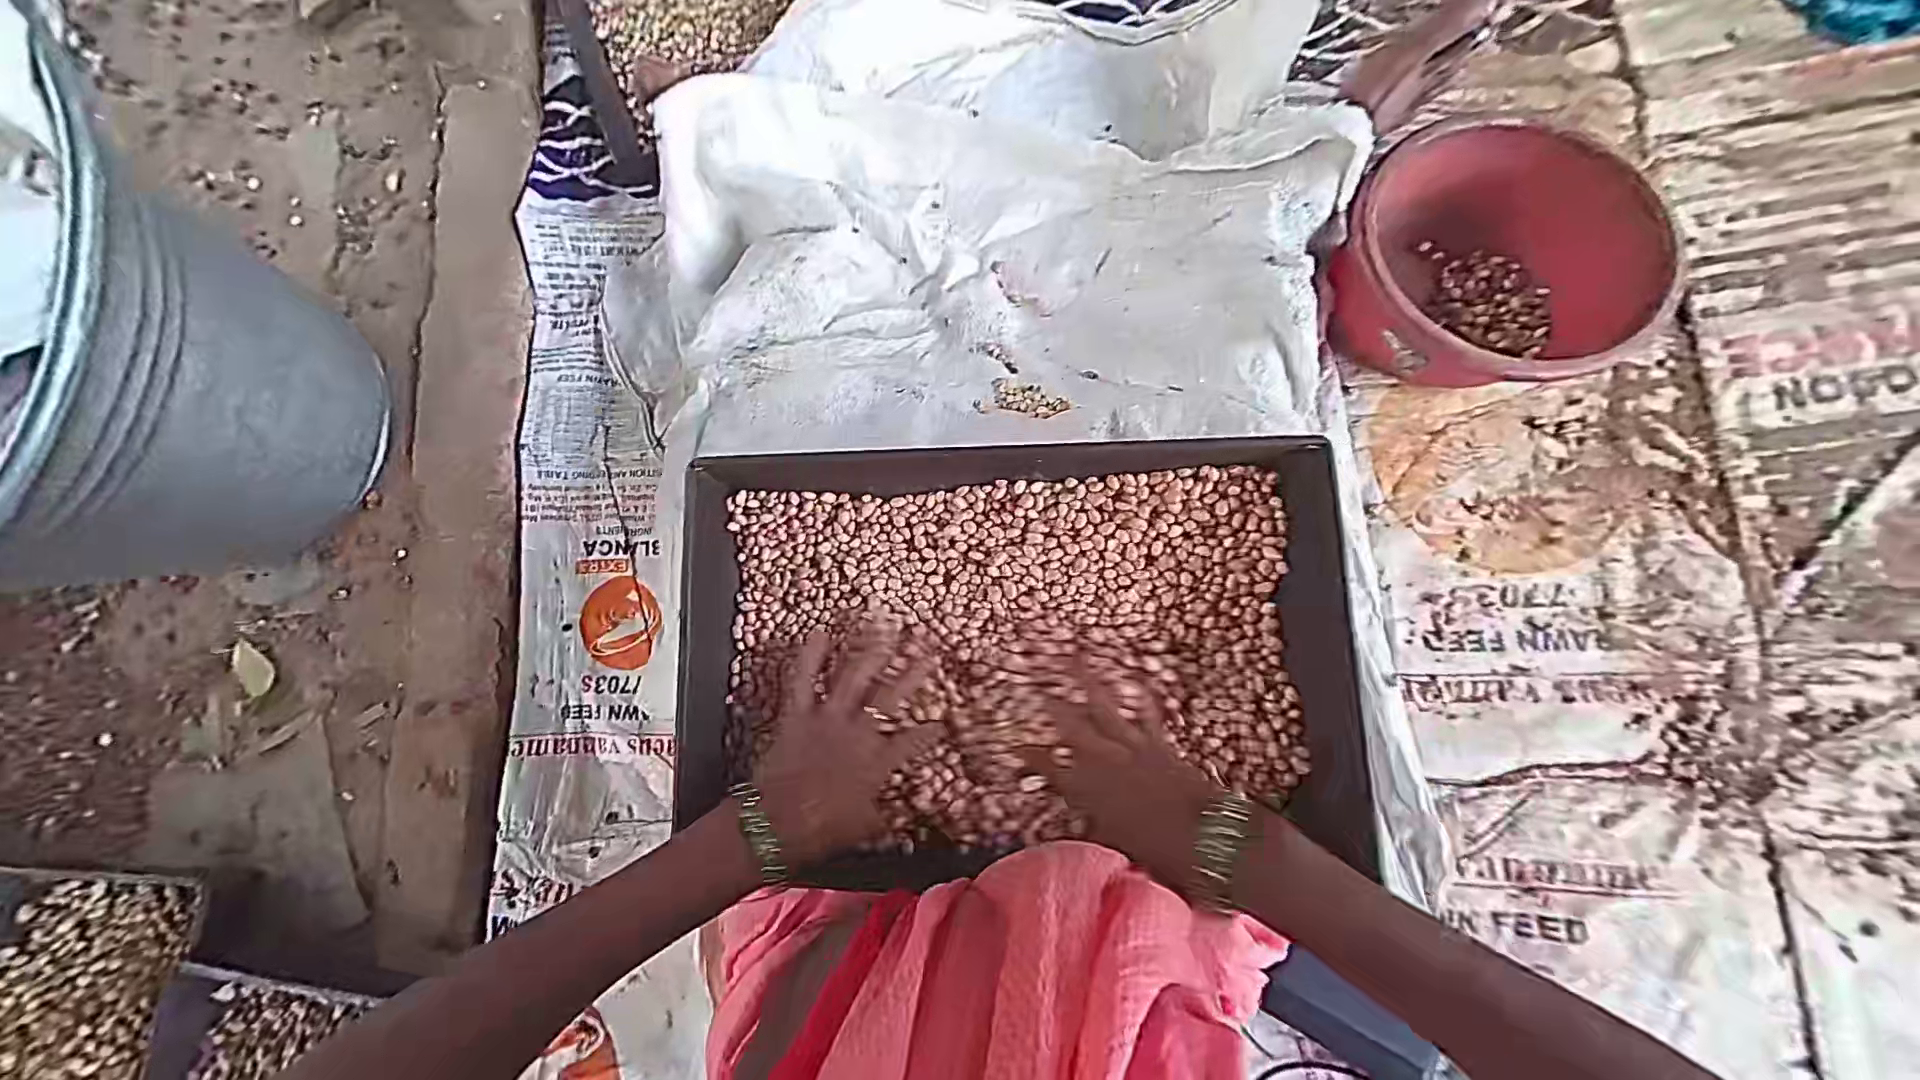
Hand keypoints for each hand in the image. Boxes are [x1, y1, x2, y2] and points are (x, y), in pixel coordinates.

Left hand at [752, 627, 939, 864]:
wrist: (774, 825)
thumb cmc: (820, 831)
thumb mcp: (863, 828)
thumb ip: (884, 817)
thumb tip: (902, 823)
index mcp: (878, 762)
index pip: (913, 741)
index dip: (929, 731)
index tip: (941, 723)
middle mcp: (859, 733)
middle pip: (891, 696)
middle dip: (912, 672)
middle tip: (927, 650)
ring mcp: (829, 718)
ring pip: (854, 678)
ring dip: (871, 652)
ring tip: (885, 630)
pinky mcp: (799, 714)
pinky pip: (806, 680)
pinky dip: (812, 656)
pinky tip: (820, 634)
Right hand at [1021, 664, 1224, 890]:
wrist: (1216, 844)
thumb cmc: (1161, 857)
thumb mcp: (1114, 844)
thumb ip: (1091, 822)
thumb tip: (1078, 812)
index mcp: (1089, 790)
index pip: (1049, 765)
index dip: (1030, 753)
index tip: (1013, 743)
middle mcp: (1106, 761)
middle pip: (1070, 724)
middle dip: (1048, 703)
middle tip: (1032, 679)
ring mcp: (1133, 747)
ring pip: (1102, 707)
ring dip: (1085, 681)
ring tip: (1071, 657)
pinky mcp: (1158, 744)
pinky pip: (1142, 713)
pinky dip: (1135, 696)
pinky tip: (1131, 680)